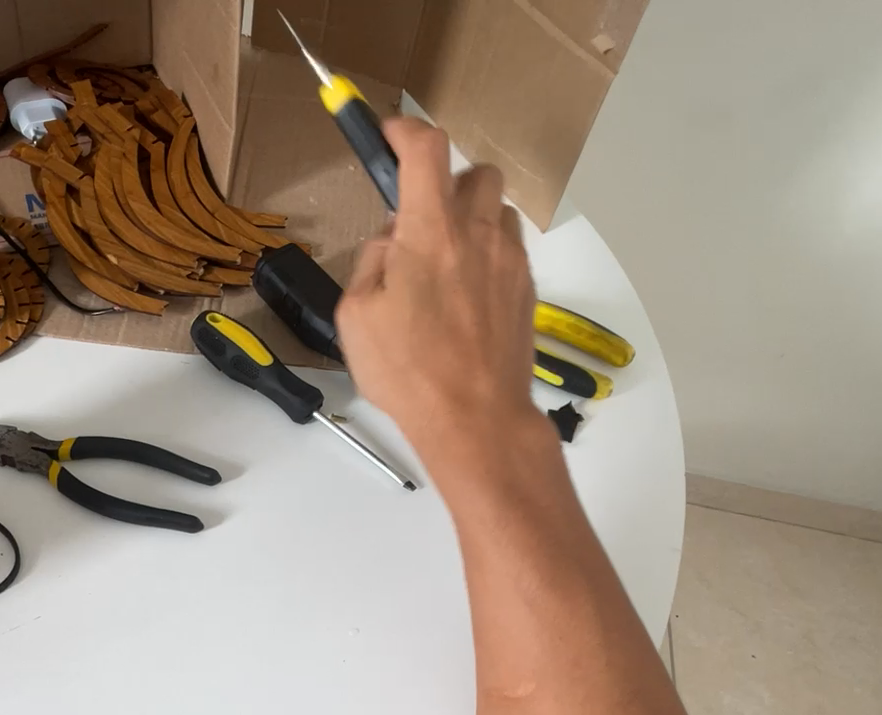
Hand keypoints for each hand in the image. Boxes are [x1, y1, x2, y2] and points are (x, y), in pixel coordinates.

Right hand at [336, 118, 547, 476]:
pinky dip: (485, 255)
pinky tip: (463, 295)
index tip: (388, 136)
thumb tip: (390, 242)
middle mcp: (478, 235)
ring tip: (443, 263)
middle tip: (418, 222)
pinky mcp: (525, 290)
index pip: (425, 150)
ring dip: (470, 219)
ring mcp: (509, 261)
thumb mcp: (356, 316)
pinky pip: (508, 251)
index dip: (404, 132)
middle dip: (445, 183)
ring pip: (497, 211)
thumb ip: (371, 263)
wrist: (474, 417)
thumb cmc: (408, 371)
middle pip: (475, 173)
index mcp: (430, 233)